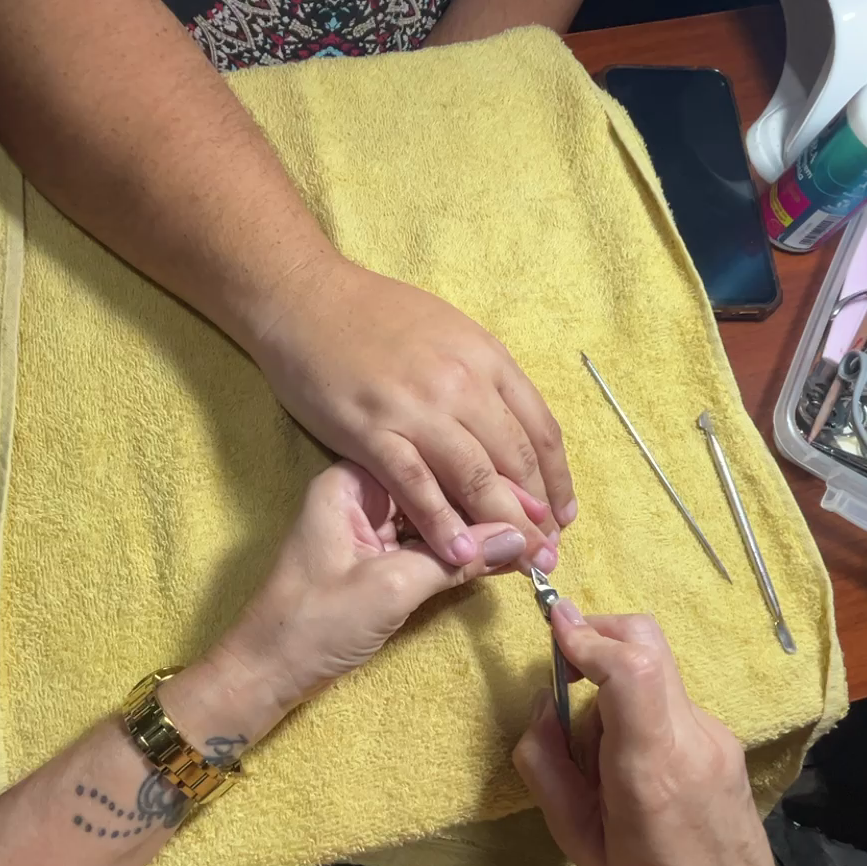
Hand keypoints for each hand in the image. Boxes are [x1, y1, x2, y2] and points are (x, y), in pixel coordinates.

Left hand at [211, 462, 525, 718]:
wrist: (267, 671)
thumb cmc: (315, 622)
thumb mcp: (390, 587)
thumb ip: (456, 560)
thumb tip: (520, 540)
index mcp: (352, 483)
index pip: (431, 465)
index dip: (485, 483)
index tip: (537, 505)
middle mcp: (363, 494)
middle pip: (438, 489)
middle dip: (489, 510)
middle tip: (546, 528)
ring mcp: (370, 526)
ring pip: (438, 518)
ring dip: (480, 534)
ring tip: (535, 544)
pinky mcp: (377, 556)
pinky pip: (428, 544)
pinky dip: (460, 554)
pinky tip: (500, 558)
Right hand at [249, 262, 574, 574]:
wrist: (305, 300)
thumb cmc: (372, 313)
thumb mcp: (447, 330)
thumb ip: (480, 376)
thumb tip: (507, 427)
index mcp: (485, 357)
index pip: (539, 430)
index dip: (556, 481)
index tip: (561, 516)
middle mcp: (461, 384)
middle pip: (515, 461)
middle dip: (538, 516)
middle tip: (548, 556)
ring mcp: (417, 409)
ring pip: (475, 477)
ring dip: (503, 527)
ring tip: (520, 565)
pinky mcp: (372, 432)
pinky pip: (416, 486)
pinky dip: (442, 524)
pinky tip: (460, 554)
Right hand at [512, 604, 813, 865]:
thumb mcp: (573, 836)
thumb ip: (543, 760)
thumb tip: (544, 700)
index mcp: (651, 768)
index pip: (632, 669)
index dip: (587, 637)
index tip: (553, 624)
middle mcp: (689, 735)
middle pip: (646, 641)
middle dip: (596, 631)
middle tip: (562, 664)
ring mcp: (713, 730)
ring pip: (650, 665)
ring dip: (609, 681)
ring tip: (596, 751)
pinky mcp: (720, 732)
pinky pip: (662, 693)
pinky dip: (631, 702)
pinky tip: (625, 758)